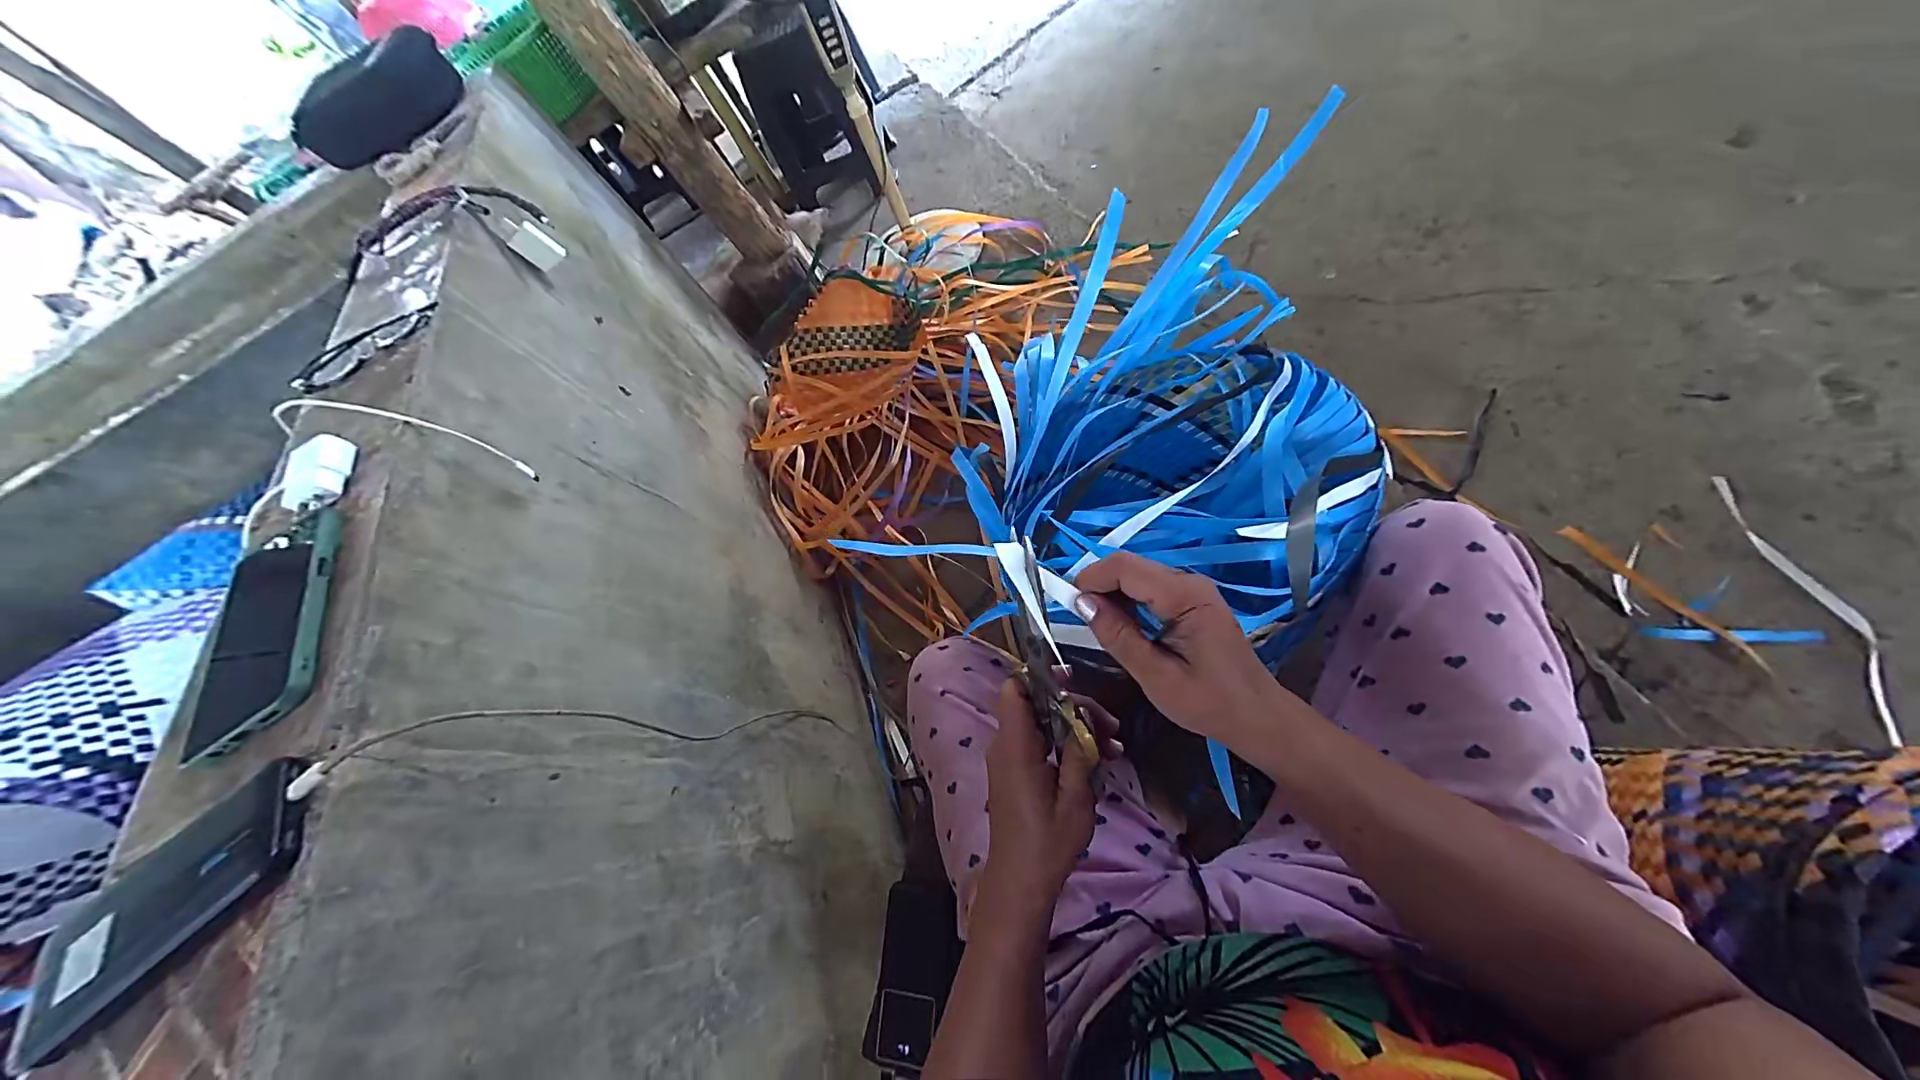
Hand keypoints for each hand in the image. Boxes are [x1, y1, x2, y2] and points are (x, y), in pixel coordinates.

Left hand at [979, 680, 1096, 914]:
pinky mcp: (1015, 772)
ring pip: (1041, 724)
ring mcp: (1008, 759)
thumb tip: (1085, 719)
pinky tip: (1097, 760)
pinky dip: (1064, 744)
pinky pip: (1038, 743)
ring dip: (1074, 728)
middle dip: (1074, 708)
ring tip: (1112, 747)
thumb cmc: (1047, 842)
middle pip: (1036, 705)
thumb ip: (1079, 752)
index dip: (1041, 677)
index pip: (1015, 690)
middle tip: (1111, 728)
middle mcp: (1005, 746)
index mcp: (1015, 746)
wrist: (1019, 881)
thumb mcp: (1075, 798)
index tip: (1073, 680)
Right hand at [1073, 552, 1288, 742]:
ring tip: (1100, 626)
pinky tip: (1122, 626)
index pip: (1125, 567)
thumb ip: (1118, 635)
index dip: (1090, 578)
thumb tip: (1082, 603)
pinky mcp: (1192, 601)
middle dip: (1098, 585)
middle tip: (1081, 619)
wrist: (1257, 717)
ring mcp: (1193, 590)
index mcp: (1185, 596)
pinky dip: (1128, 601)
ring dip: (1111, 594)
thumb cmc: (1210, 703)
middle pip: (1130, 566)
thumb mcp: (1156, 676)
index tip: (1068, 604)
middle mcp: (1190, 583)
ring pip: (1137, 575)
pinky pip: (1150, 589)